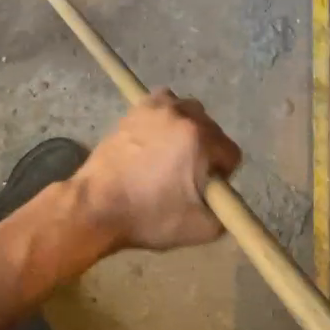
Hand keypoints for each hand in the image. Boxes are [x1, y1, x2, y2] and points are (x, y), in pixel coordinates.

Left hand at [69, 89, 242, 251]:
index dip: (223, 174)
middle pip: (211, 128)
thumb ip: (226, 211)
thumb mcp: (202, 228)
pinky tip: (157, 137)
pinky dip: (166, 115)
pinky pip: (163, 102)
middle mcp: (180, 114)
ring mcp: (155, 107)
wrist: (99, 203)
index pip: (231, 152)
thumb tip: (224, 197)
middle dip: (207, 151)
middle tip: (190, 175)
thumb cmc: (151, 215)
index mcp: (199, 139)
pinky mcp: (134, 109)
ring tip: (173, 155)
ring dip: (188, 129)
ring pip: (187, 110)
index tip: (207, 189)